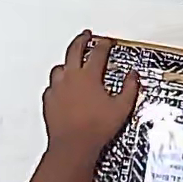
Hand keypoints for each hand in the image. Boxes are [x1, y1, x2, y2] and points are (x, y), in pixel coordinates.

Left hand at [43, 31, 139, 167]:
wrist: (73, 146)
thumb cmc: (97, 128)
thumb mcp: (122, 107)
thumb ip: (130, 88)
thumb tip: (133, 75)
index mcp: (89, 76)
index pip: (98, 53)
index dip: (104, 44)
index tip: (107, 41)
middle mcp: (71, 78)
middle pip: (74, 50)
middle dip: (81, 40)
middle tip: (86, 35)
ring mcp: (57, 88)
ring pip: (60, 67)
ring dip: (67, 62)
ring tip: (72, 62)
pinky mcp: (49, 100)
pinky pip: (52, 85)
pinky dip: (58, 83)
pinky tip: (62, 87)